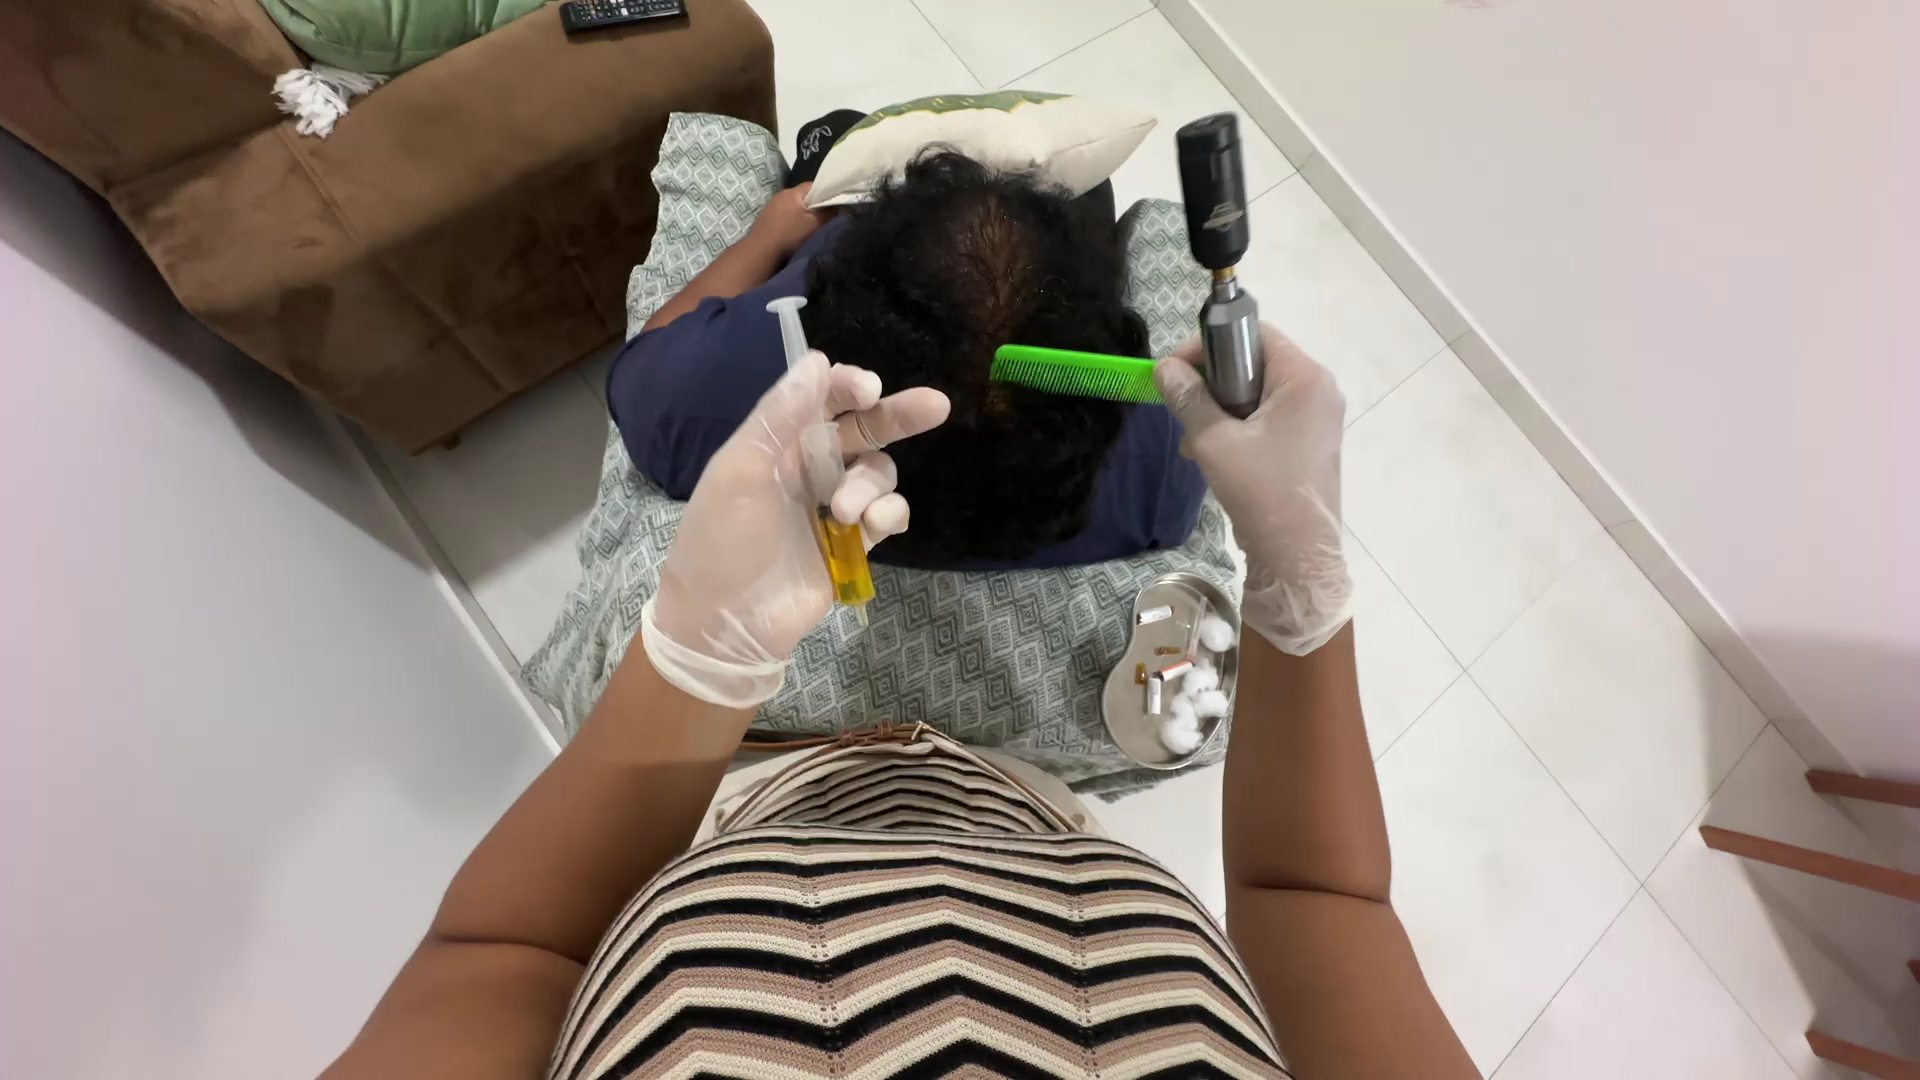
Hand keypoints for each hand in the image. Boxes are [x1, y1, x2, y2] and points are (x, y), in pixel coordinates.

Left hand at [643, 350, 950, 706]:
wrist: (725, 623)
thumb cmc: (722, 542)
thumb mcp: (740, 472)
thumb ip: (779, 416)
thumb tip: (819, 359)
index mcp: (778, 444)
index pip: (822, 400)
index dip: (849, 387)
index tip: (871, 388)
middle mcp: (809, 467)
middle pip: (864, 430)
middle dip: (897, 416)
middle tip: (935, 406)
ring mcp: (833, 505)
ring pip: (879, 473)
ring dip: (873, 484)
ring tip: (846, 511)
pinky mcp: (853, 542)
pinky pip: (888, 515)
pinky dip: (890, 513)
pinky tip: (875, 524)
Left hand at [748, 183, 828, 259]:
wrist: (760, 252)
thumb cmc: (790, 236)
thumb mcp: (814, 225)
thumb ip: (829, 213)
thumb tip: (840, 205)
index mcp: (793, 192)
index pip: (814, 185)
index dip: (827, 192)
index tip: (835, 204)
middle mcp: (780, 195)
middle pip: (803, 197)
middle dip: (815, 206)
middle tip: (825, 219)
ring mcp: (771, 207)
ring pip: (793, 207)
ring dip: (802, 216)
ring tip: (810, 228)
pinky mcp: (766, 219)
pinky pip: (785, 217)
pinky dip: (792, 223)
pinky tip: (794, 234)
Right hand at [1155, 324, 1352, 654]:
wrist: (1295, 555)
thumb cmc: (1261, 491)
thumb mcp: (1215, 442)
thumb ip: (1188, 399)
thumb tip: (1164, 367)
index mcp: (1305, 379)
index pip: (1253, 333)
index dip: (1209, 345)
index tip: (1174, 371)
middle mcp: (1318, 390)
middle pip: (1254, 363)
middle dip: (1211, 385)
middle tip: (1184, 412)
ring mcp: (1316, 418)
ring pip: (1256, 393)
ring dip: (1219, 411)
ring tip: (1196, 444)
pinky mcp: (1308, 442)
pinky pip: (1266, 418)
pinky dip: (1236, 429)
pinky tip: (1215, 456)